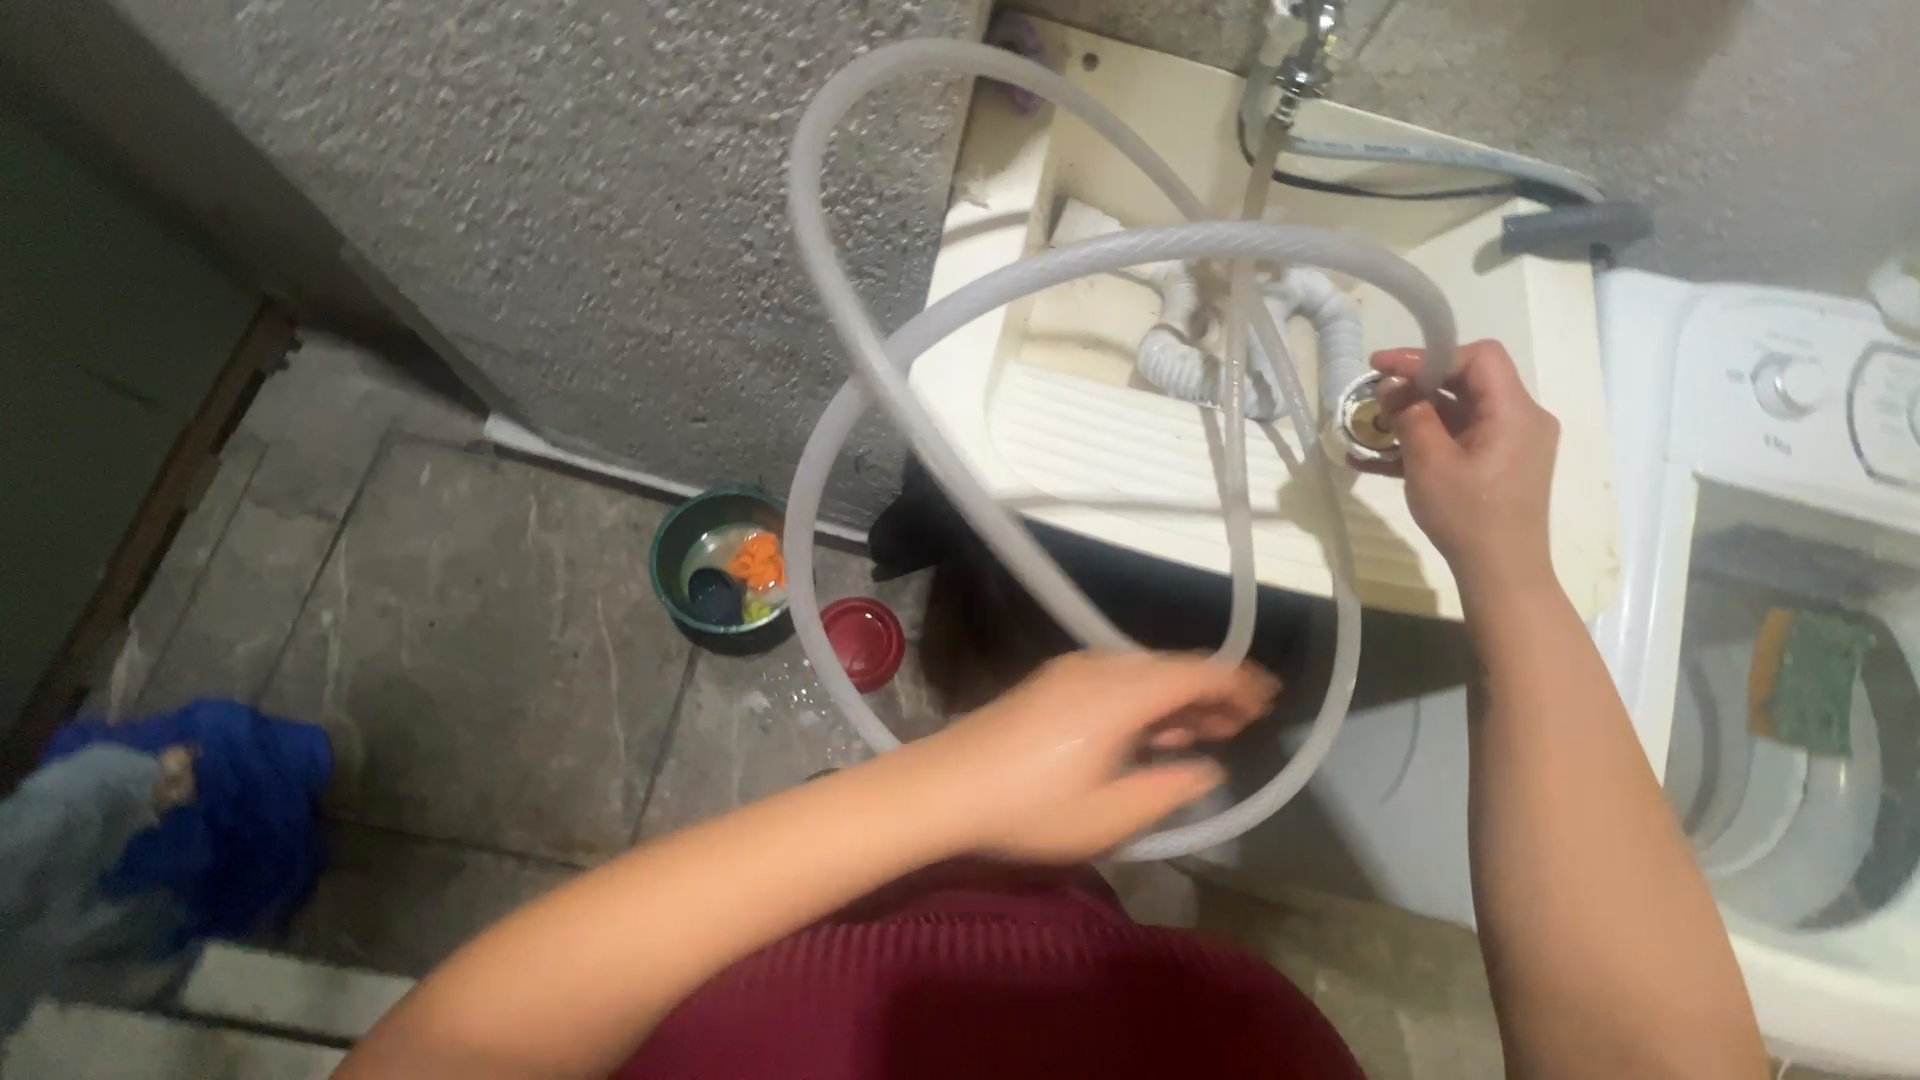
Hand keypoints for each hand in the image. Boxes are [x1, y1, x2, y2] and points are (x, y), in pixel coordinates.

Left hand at [904, 652, 1278, 862]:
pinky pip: (1114, 679)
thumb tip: (1207, 767)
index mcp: (1120, 693)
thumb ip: (1170, 788)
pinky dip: (1144, 698)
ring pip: (1141, 672)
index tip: (1270, 698)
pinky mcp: (1048, 684)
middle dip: (1212, 691)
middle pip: (1170, 667)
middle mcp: (1097, 668)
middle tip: (1243, 724)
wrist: (943, 788)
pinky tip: (1149, 729)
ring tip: (1205, 730)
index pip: (1195, 672)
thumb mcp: (1111, 816)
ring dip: (1177, 696)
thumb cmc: (1030, 809)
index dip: (1238, 682)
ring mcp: (1068, 672)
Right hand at [1367, 340, 1559, 591]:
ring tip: (1370, 429)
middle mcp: (1520, 419)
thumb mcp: (1430, 463)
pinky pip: (1457, 440)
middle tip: (1373, 397)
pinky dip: (1423, 442)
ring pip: (1457, 412)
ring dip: (1413, 416)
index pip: (1477, 357)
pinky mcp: (1497, 465)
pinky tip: (1378, 459)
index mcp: (1514, 411)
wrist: (1501, 571)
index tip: (1382, 368)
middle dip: (1415, 386)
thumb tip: (1392, 384)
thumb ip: (1411, 416)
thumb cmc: (1468, 515)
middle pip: (1466, 382)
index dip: (1428, 355)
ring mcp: (1509, 443)